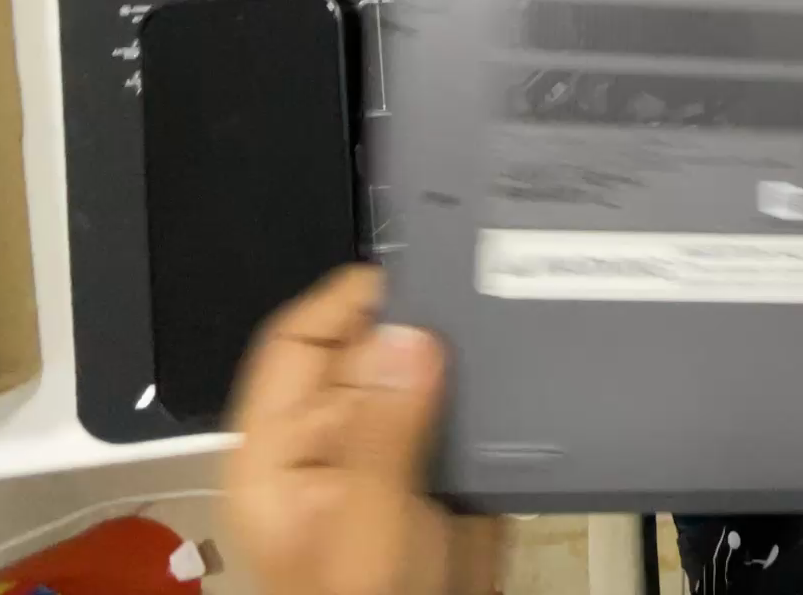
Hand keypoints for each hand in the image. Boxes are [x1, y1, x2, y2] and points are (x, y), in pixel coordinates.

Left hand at [226, 266, 499, 594]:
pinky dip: (487, 370)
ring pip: (421, 362)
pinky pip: (462, 388)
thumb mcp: (365, 530)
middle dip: (417, 316)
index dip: (345, 301)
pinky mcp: (442, 447)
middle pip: (367, 344)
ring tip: (504, 318)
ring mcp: (392, 440)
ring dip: (458, 341)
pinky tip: (517, 360)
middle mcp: (335, 434)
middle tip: (476, 291)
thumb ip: (381, 437)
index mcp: (285, 451)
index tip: (413, 271)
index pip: (298, 344)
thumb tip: (405, 336)